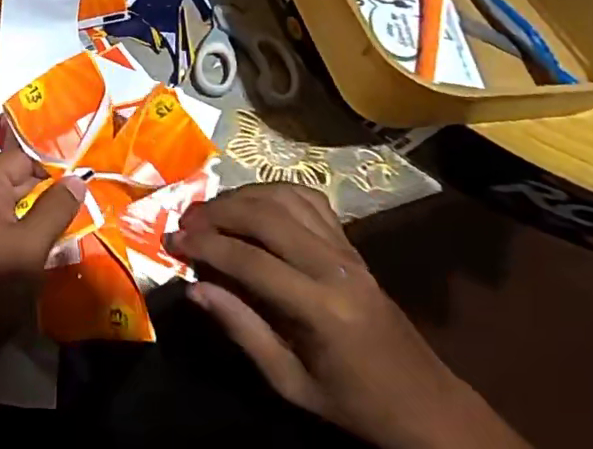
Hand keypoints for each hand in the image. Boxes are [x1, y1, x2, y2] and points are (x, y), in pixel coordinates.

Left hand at [0, 142, 87, 360]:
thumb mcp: (33, 245)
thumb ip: (58, 206)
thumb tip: (79, 178)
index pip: (25, 158)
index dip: (55, 170)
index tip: (81, 185)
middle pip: (16, 177)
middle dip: (46, 191)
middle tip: (79, 204)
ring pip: (7, 199)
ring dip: (33, 210)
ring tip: (63, 223)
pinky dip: (16, 224)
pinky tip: (37, 241)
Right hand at [170, 184, 526, 448]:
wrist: (419, 397)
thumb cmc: (351, 401)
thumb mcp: (290, 383)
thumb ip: (242, 330)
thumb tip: (195, 290)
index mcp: (319, 308)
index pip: (250, 261)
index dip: (206, 246)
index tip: (173, 242)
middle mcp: (333, 264)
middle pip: (266, 216)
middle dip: (219, 212)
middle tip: (186, 221)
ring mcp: (345, 247)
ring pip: (286, 198)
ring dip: (243, 196)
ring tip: (211, 210)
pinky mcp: (351, 241)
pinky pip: (308, 199)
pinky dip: (274, 191)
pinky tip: (253, 202)